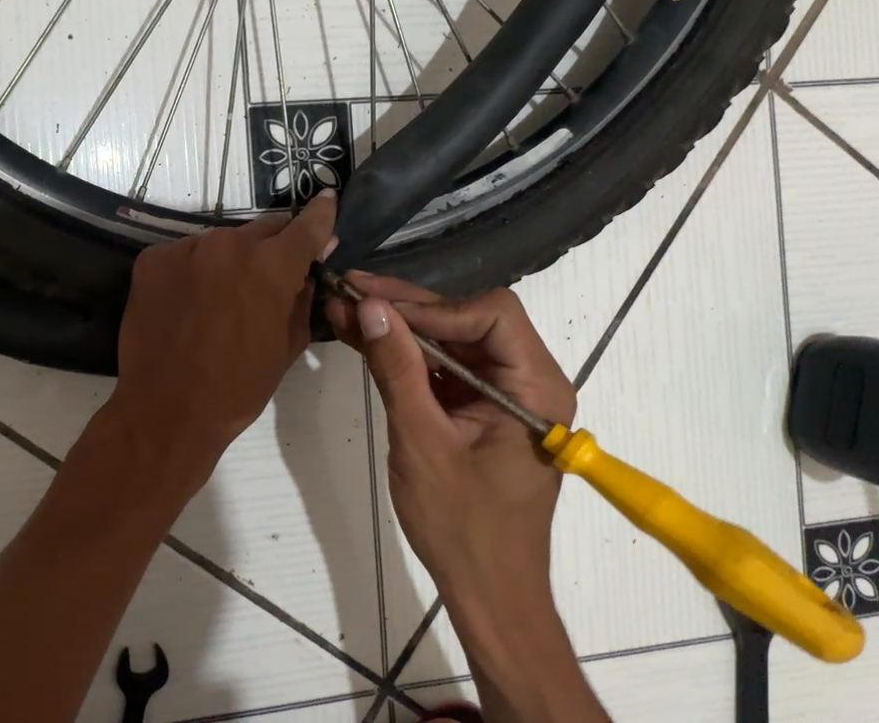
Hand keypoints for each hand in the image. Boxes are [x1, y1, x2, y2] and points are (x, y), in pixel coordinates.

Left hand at [105, 190, 337, 473]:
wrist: (167, 409)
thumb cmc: (238, 386)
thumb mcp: (288, 344)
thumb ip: (302, 296)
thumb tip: (309, 269)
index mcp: (270, 265)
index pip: (306, 225)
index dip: (321, 213)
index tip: (328, 199)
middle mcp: (228, 244)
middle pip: (261, 231)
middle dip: (272, 247)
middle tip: (271, 273)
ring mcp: (185, 248)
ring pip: (220, 243)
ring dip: (230, 259)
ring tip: (223, 295)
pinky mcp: (152, 259)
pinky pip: (184, 255)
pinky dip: (193, 270)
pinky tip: (189, 300)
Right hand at [325, 274, 575, 600]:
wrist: (486, 590)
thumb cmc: (462, 524)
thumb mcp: (422, 441)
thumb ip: (397, 369)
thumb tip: (370, 305)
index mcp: (536, 388)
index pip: (492, 316)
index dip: (433, 306)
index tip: (380, 310)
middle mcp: (526, 380)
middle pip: (466, 320)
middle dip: (405, 307)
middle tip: (348, 289)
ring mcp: (499, 393)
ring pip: (447, 338)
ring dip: (395, 326)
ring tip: (342, 306)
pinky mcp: (475, 407)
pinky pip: (438, 366)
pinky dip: (400, 353)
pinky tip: (358, 335)